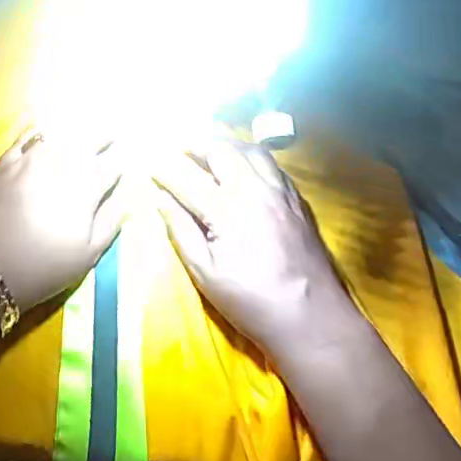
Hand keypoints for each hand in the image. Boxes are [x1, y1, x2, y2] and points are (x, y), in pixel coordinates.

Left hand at [0, 130, 124, 309]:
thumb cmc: (42, 267)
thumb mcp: (86, 256)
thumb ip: (109, 223)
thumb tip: (125, 200)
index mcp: (84, 190)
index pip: (109, 168)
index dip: (120, 163)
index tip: (127, 159)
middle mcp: (60, 167)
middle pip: (86, 144)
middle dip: (102, 138)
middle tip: (112, 134)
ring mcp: (30, 162)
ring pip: (58, 136)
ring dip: (75, 131)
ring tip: (83, 129)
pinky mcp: (5, 164)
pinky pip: (25, 139)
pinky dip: (38, 132)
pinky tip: (44, 129)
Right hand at [152, 139, 354, 354]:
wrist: (311, 316)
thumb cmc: (251, 302)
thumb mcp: (205, 273)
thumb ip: (181, 230)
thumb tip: (160, 198)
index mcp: (227, 209)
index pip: (187, 177)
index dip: (164, 168)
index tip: (148, 161)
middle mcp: (254, 189)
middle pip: (222, 150)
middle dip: (196, 144)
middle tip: (178, 148)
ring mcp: (280, 191)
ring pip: (251, 149)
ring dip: (227, 144)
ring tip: (211, 150)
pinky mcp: (297, 198)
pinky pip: (273, 164)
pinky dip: (252, 157)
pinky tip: (245, 167)